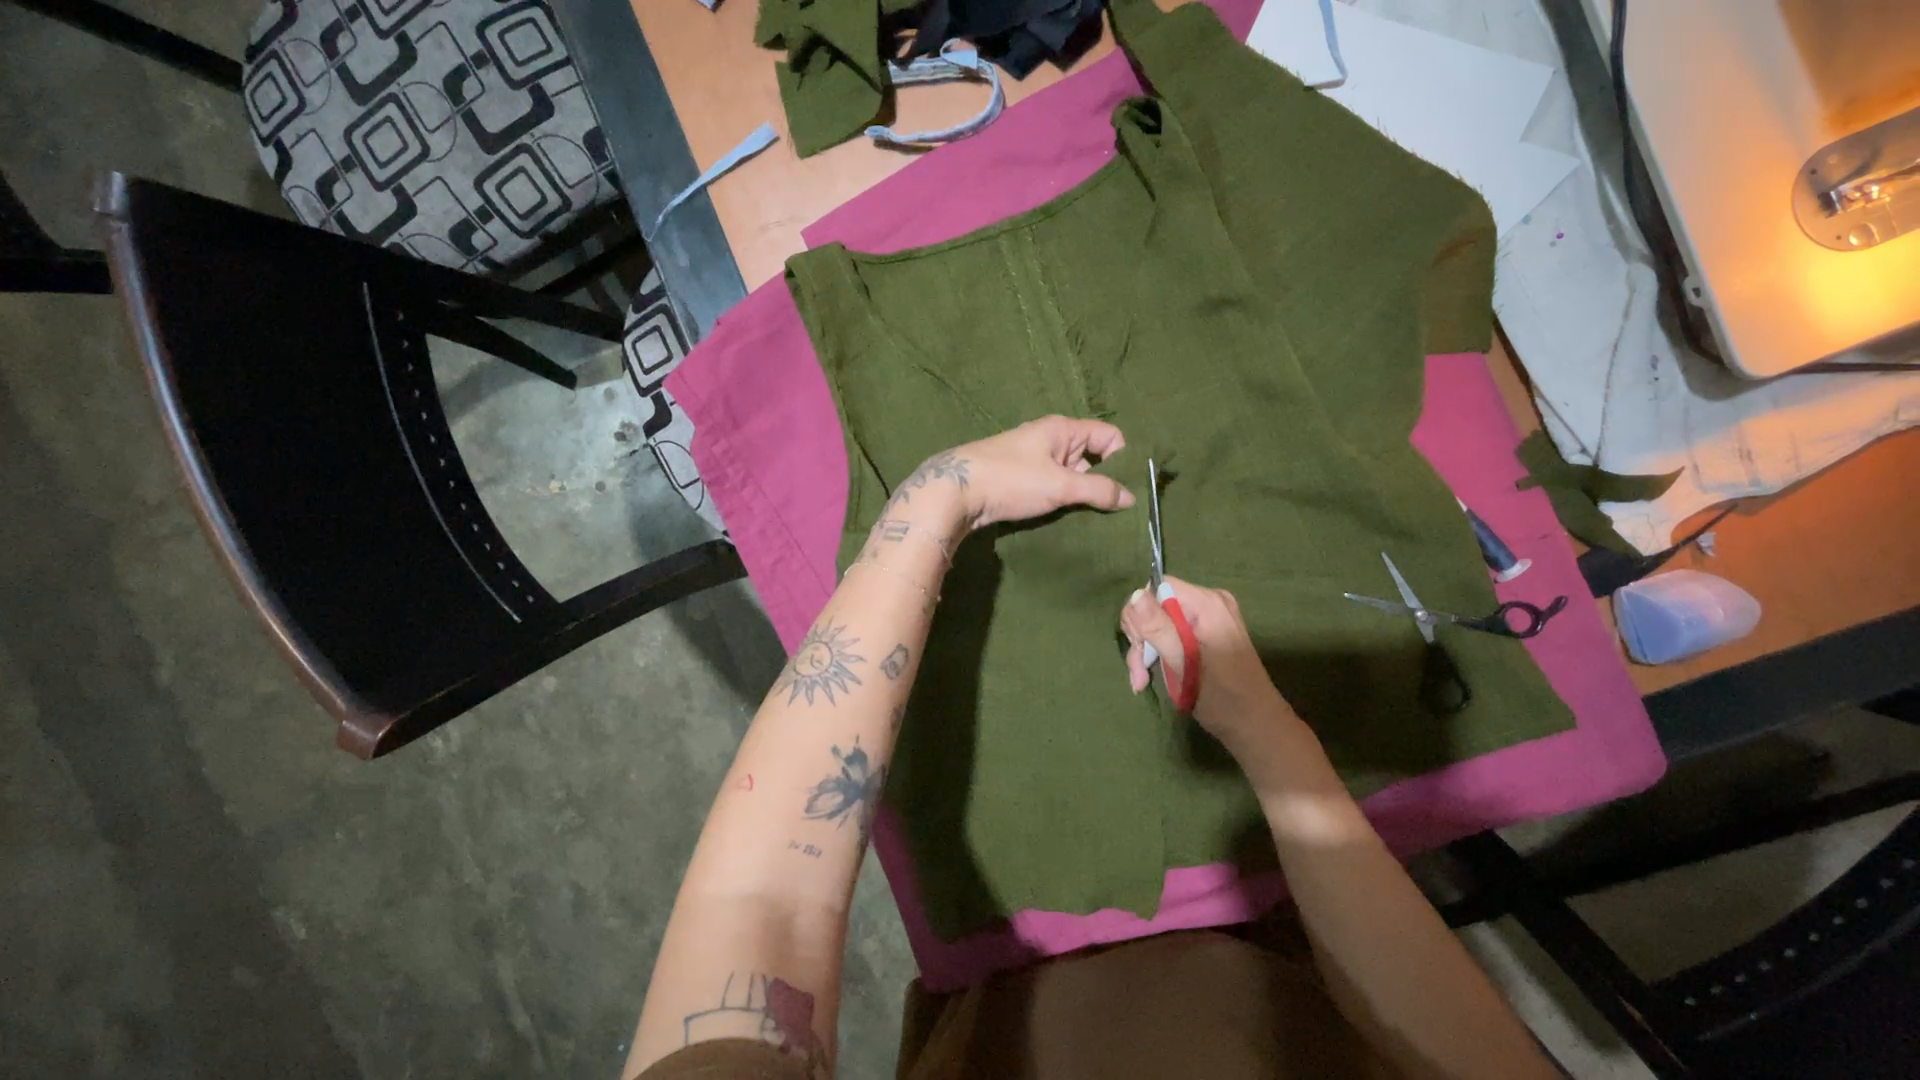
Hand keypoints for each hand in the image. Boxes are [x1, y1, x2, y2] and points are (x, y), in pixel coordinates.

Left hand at [901, 416, 1135, 531]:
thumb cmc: (1011, 480)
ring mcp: (1035, 461)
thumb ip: (1098, 489)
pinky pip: (1053, 488)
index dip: (1123, 457)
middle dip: (1104, 481)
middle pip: (1092, 457)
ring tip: (1096, 520)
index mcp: (1063, 429)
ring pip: (1072, 476)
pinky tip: (1069, 520)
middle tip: (1116, 510)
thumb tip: (1130, 497)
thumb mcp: (1061, 484)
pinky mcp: (1022, 482)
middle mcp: (1051, 440)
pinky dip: (1063, 502)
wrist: (956, 493)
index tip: (1128, 487)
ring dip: (1082, 496)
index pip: (1109, 435)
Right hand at [1120, 577, 1300, 747]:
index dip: (1140, 616)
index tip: (1139, 649)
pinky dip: (1160, 653)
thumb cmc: (1222, 697)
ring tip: (1142, 681)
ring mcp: (1210, 617)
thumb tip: (1134, 595)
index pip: (1157, 588)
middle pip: (1156, 606)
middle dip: (1142, 639)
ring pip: (1160, 622)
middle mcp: (1210, 603)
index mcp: (1207, 604)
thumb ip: (1158, 628)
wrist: (1255, 725)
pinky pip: (1172, 632)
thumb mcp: (1183, 664)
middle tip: (1139, 673)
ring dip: (1147, 651)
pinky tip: (1151, 675)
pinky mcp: (1208, 632)